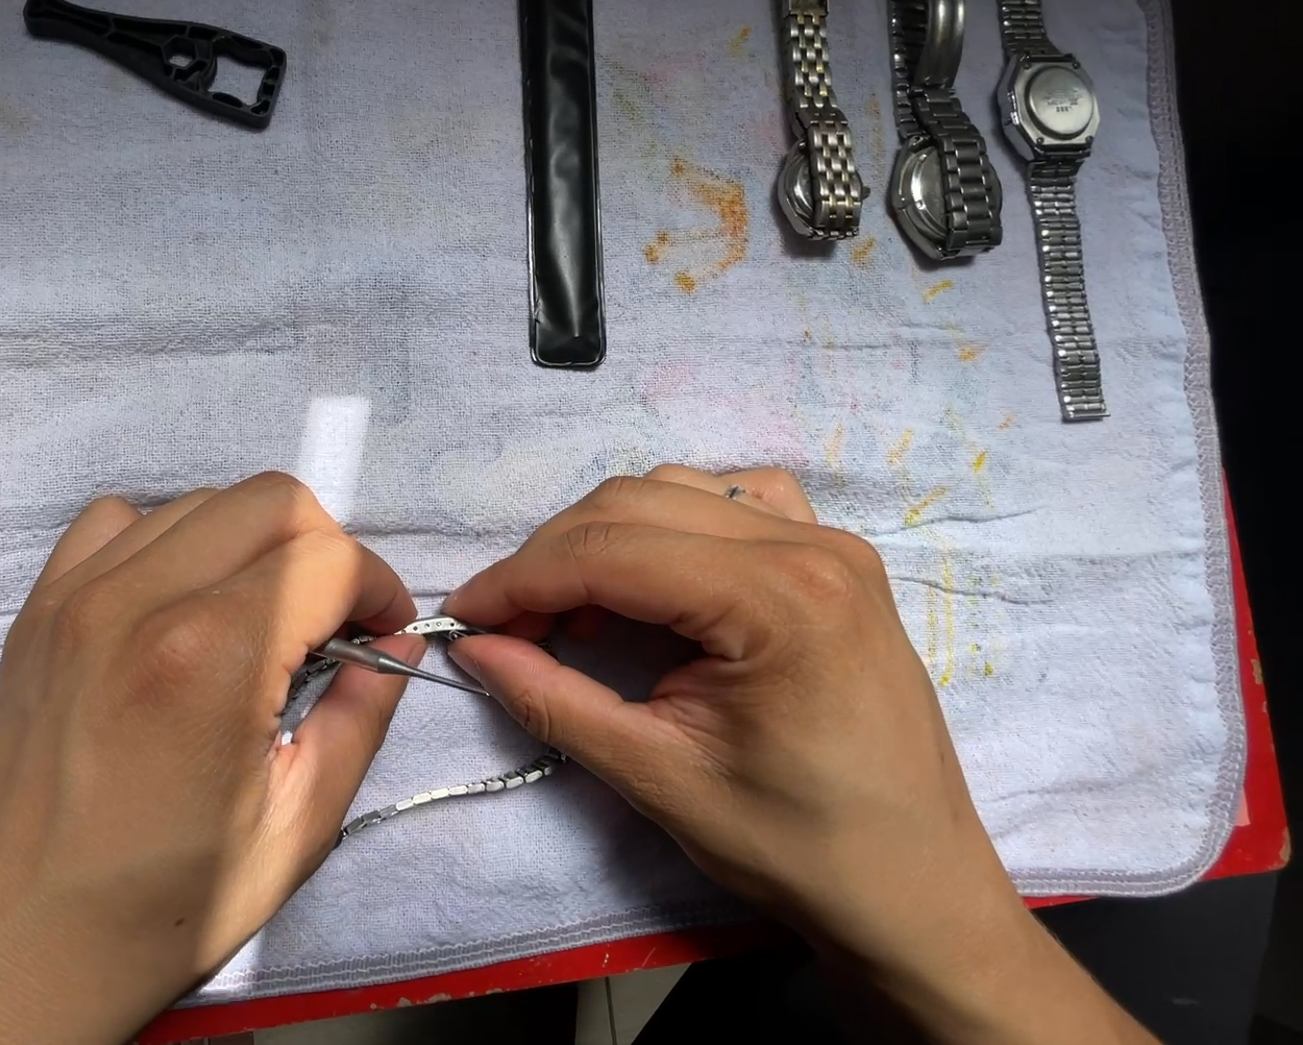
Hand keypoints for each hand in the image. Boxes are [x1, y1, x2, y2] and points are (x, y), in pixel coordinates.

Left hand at [0, 473, 422, 1044]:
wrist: (17, 951)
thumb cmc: (167, 903)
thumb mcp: (300, 826)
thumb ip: (363, 715)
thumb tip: (397, 644)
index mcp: (211, 657)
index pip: (328, 559)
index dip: (378, 588)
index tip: (383, 633)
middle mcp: (138, 599)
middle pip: (271, 500)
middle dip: (326, 547)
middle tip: (331, 618)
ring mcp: (75, 593)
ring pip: (201, 502)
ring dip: (254, 542)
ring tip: (258, 612)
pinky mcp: (36, 606)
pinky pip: (117, 521)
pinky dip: (167, 538)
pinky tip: (173, 599)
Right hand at [442, 464, 1153, 1042]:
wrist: (915, 888)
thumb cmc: (794, 844)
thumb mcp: (655, 777)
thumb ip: (551, 700)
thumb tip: (470, 648)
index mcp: (776, 598)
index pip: (608, 552)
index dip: (519, 580)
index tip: (464, 616)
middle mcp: (807, 543)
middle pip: (630, 505)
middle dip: (548, 560)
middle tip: (508, 625)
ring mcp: (825, 539)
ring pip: (668, 490)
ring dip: (598, 539)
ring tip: (571, 611)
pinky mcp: (828, 554)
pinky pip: (723, 499)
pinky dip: (661, 523)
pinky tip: (650, 575)